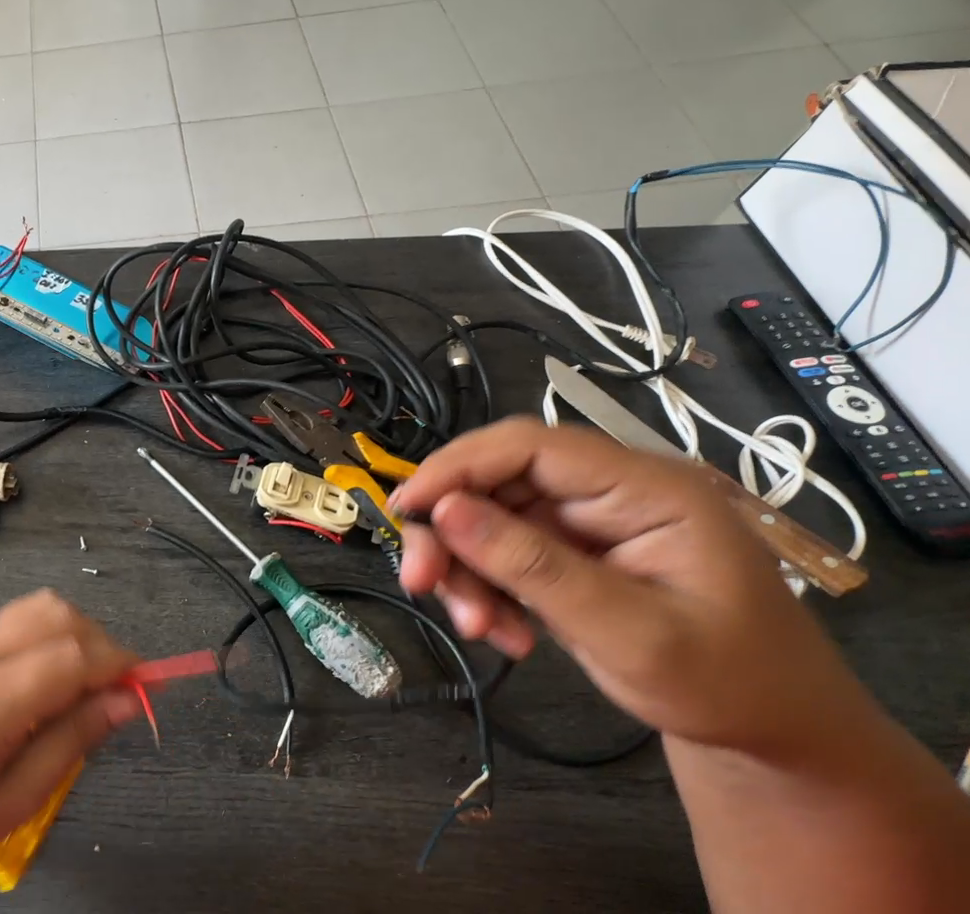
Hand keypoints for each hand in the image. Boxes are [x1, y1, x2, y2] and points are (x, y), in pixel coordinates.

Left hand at [0, 590, 141, 884]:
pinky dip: (51, 627)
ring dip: (77, 628)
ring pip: (38, 606)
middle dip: (103, 642)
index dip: (119, 663)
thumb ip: (74, 739)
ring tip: (92, 677)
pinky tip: (58, 667)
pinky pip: (18, 616)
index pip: (72, 655)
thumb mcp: (19, 797)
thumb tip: (126, 701)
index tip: (149, 684)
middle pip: (58, 616)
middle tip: (121, 686)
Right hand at [389, 417, 877, 761]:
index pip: (531, 446)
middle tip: (421, 583)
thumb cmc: (728, 684)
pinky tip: (504, 634)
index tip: (407, 508)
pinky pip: (500, 554)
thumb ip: (536, 568)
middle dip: (451, 531)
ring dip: (465, 570)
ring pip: (487, 519)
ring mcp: (587, 524)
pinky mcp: (569, 554)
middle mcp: (610, 493)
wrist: (775, 737)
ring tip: (477, 628)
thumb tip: (442, 510)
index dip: (458, 465)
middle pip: (498, 482)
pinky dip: (486, 591)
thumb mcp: (631, 633)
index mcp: (647, 490)